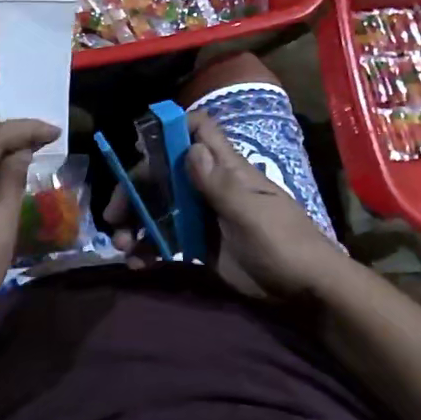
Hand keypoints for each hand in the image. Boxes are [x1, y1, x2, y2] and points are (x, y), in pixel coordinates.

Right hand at [108, 112, 348, 302]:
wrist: (307, 292)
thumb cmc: (285, 244)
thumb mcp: (252, 214)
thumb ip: (220, 184)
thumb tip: (191, 149)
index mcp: (227, 170)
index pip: (199, 132)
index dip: (172, 127)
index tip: (141, 141)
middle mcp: (210, 188)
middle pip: (165, 174)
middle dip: (136, 189)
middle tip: (114, 215)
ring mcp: (205, 217)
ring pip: (162, 208)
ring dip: (138, 222)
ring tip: (122, 247)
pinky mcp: (201, 247)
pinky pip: (168, 240)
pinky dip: (150, 248)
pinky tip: (136, 264)